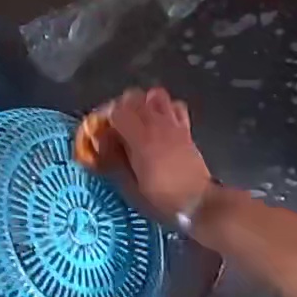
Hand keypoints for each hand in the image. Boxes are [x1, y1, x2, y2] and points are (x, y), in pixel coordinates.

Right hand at [102, 87, 217, 221]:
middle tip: (115, 124)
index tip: (99, 130)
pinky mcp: (186, 129)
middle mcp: (156, 125)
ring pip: (155, 95)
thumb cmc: (160, 197)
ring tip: (138, 119)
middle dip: (120, 106)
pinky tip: (159, 122)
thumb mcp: (129, 185)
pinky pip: (175, 105)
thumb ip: (114, 159)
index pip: (116, 111)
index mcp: (140, 139)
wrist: (197, 202)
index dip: (104, 117)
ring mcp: (173, 124)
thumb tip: (101, 142)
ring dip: (143, 103)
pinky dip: (165, 108)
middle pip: (133, 97)